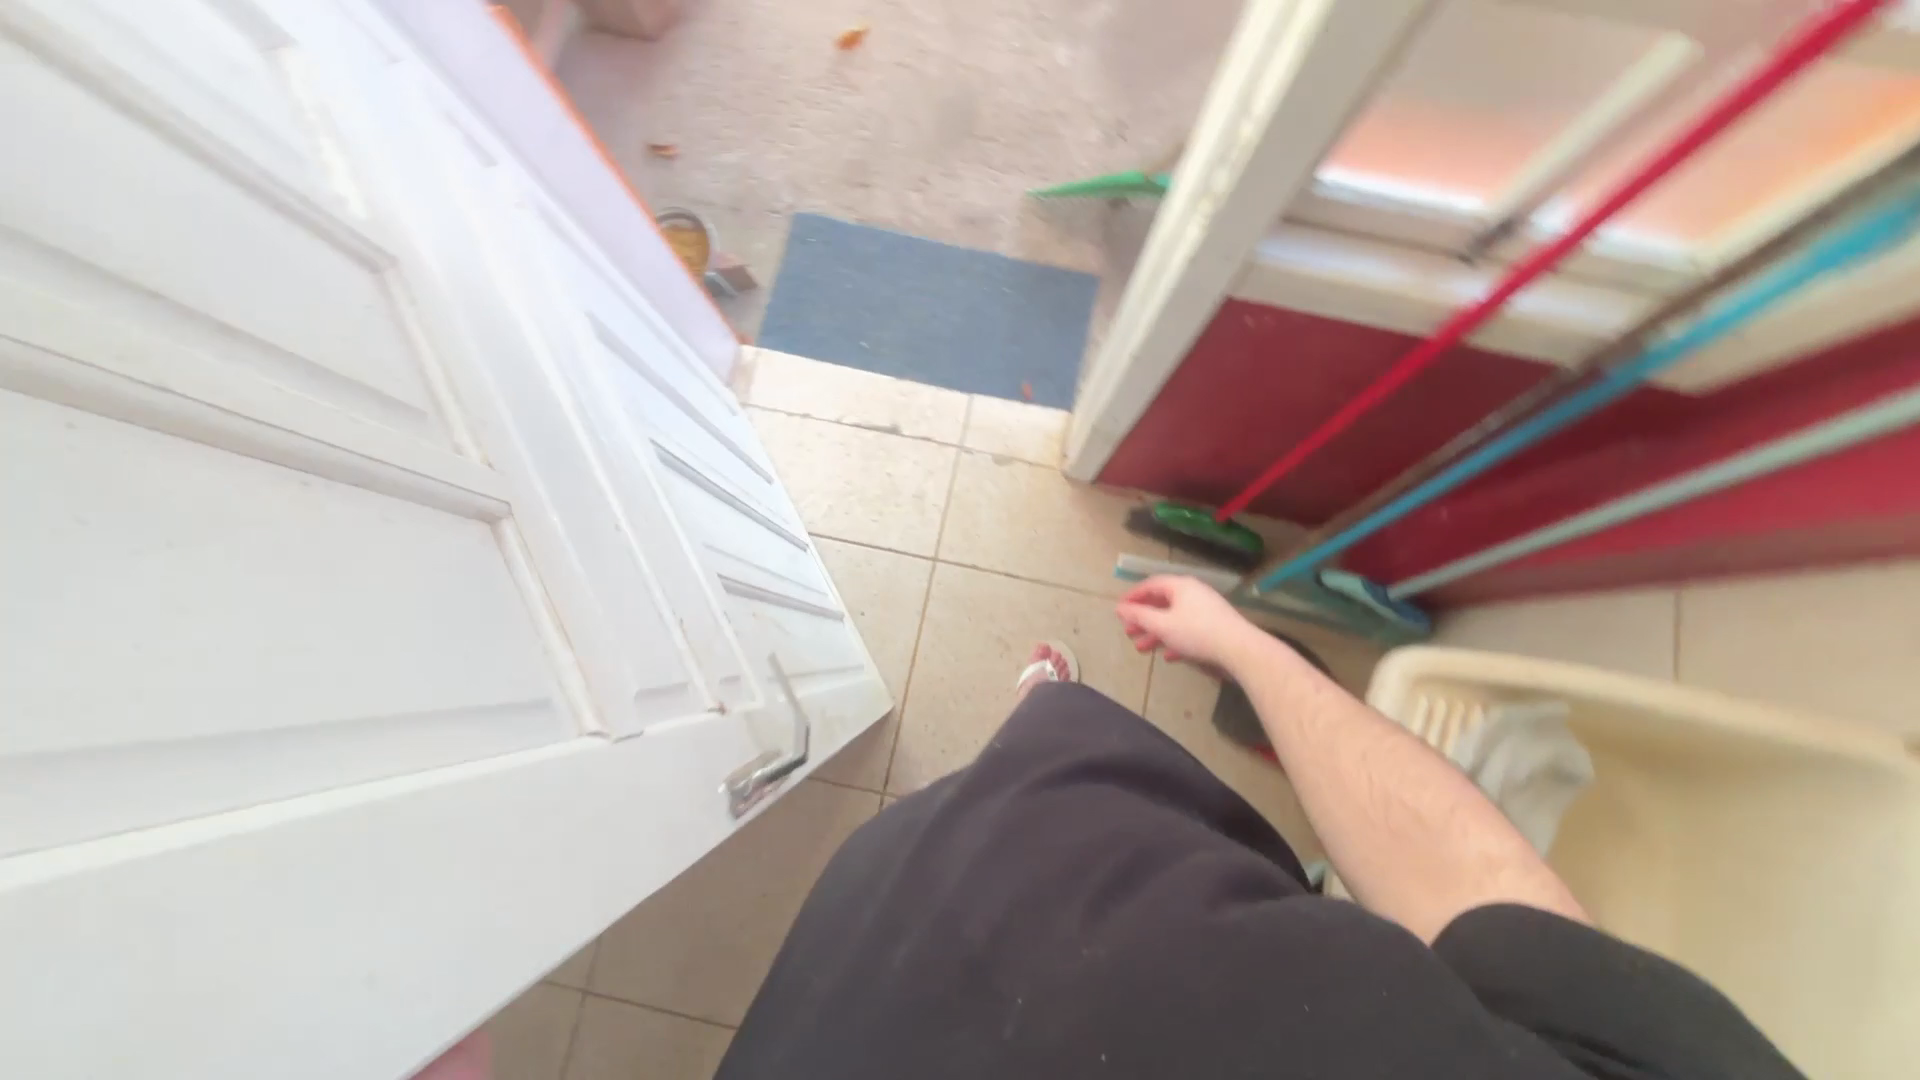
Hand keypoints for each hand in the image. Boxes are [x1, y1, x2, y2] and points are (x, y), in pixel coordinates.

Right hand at [1115, 575, 1262, 670]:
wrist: (1239, 649)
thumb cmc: (1196, 632)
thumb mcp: (1162, 625)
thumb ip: (1139, 616)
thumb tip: (1119, 608)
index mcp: (1180, 586)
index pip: (1151, 585)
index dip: (1133, 596)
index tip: (1119, 609)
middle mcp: (1193, 593)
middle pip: (1162, 602)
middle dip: (1143, 619)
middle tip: (1129, 632)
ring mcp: (1206, 609)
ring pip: (1174, 618)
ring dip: (1156, 632)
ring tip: (1142, 648)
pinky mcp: (1215, 626)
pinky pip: (1188, 629)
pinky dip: (1175, 639)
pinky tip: (1168, 656)